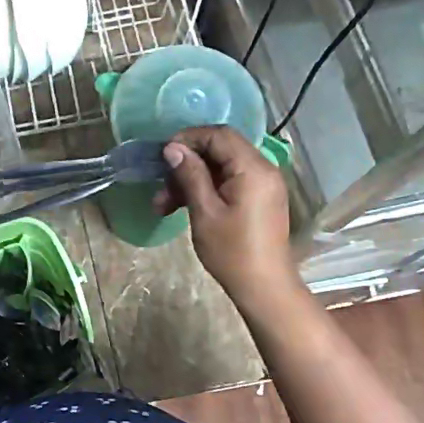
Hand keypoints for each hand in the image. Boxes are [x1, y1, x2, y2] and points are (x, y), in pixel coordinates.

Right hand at [151, 126, 297, 301]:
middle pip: (220, 150)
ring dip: (191, 180)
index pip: (219, 135)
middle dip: (186, 164)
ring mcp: (262, 184)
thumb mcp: (204, 212)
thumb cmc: (232, 251)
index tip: (162, 155)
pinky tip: (182, 207)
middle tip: (160, 187)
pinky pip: (229, 182)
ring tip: (163, 205)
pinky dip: (205, 189)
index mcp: (253, 169)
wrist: (263, 286)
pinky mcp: (258, 198)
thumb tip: (173, 148)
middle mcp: (263, 169)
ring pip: (221, 168)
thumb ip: (190, 175)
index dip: (188, 138)